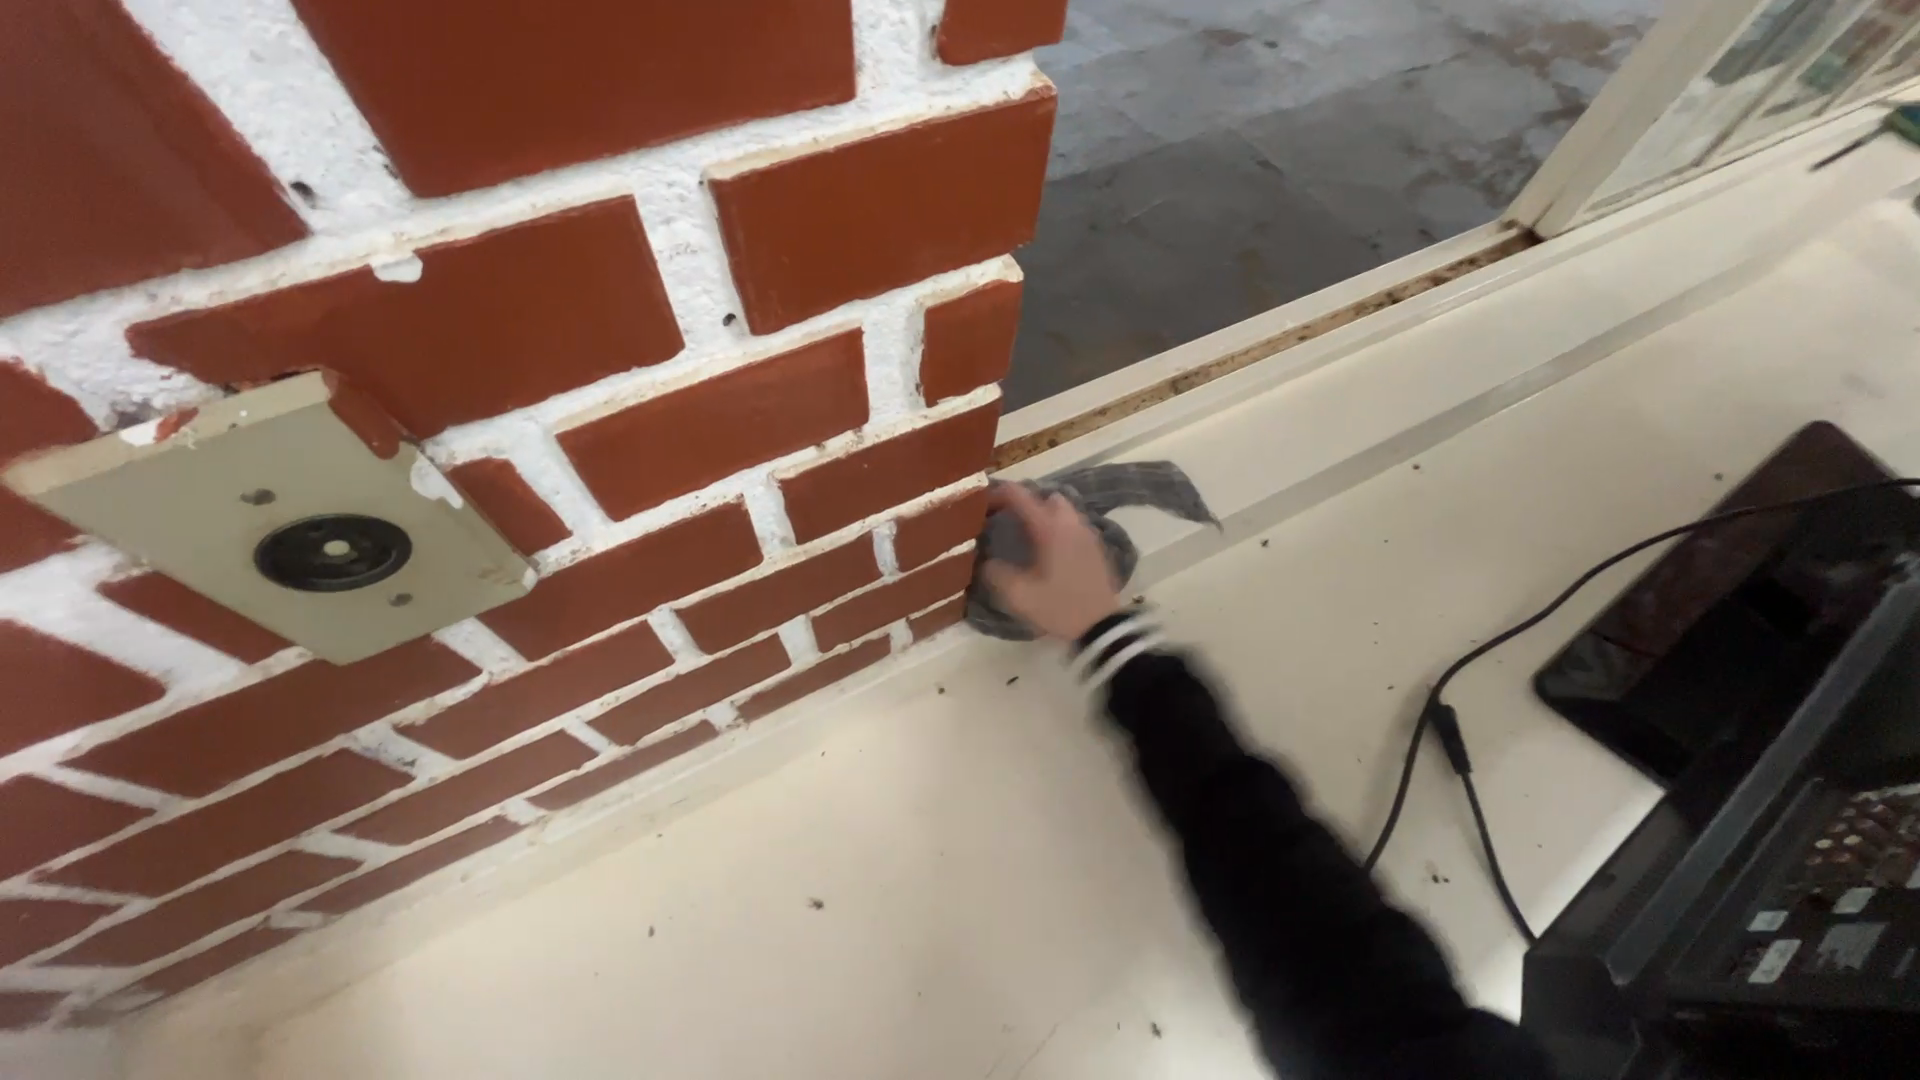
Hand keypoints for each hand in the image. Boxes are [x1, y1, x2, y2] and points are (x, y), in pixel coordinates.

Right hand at [981, 483, 1121, 640]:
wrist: (1102, 626)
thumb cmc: (1060, 607)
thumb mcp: (1020, 595)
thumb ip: (997, 574)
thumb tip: (985, 562)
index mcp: (1050, 529)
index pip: (1020, 496)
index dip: (998, 493)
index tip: (982, 502)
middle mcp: (1070, 524)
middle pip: (1047, 497)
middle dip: (1028, 502)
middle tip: (1009, 519)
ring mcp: (1087, 535)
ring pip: (1064, 510)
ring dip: (1046, 515)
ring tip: (1029, 535)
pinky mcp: (1096, 548)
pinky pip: (1075, 526)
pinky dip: (1060, 528)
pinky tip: (1050, 550)